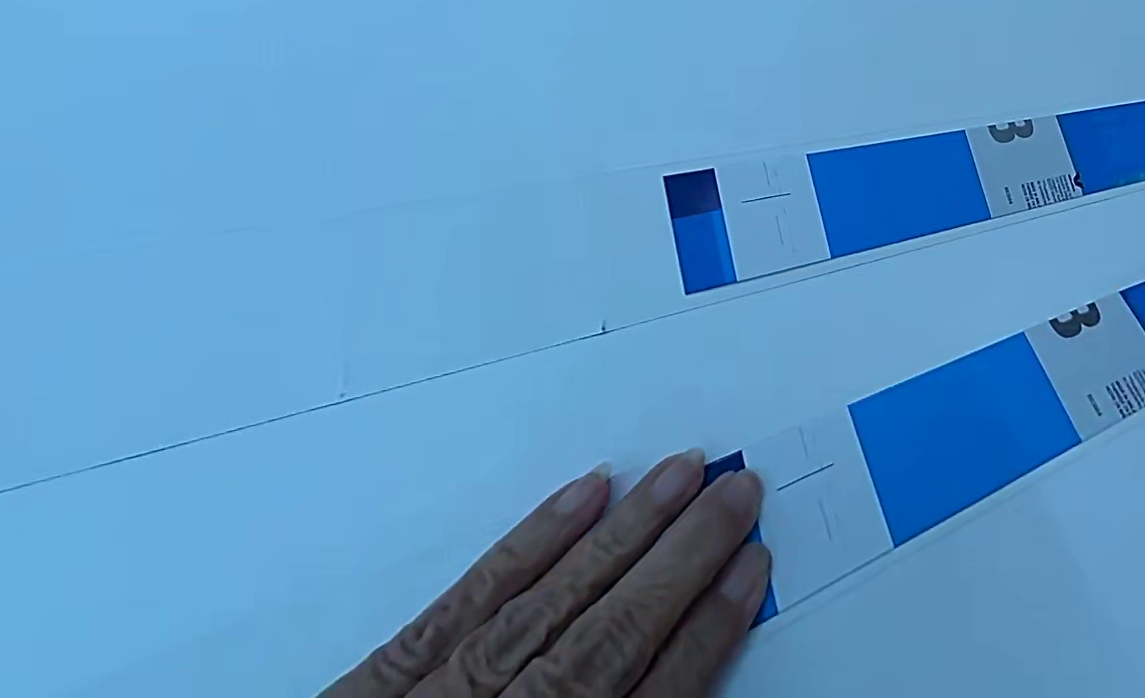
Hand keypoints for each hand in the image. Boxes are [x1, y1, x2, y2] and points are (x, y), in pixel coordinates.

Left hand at [325, 450, 770, 697]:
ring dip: (631, 527)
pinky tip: (587, 490)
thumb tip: (685, 669)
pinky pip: (474, 596)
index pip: (658, 695)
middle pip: (617, 629)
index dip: (714, 624)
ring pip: (558, 596)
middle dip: (690, 552)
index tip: (755, 559)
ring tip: (683, 470)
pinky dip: (536, 539)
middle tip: (739, 487)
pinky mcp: (389, 676)